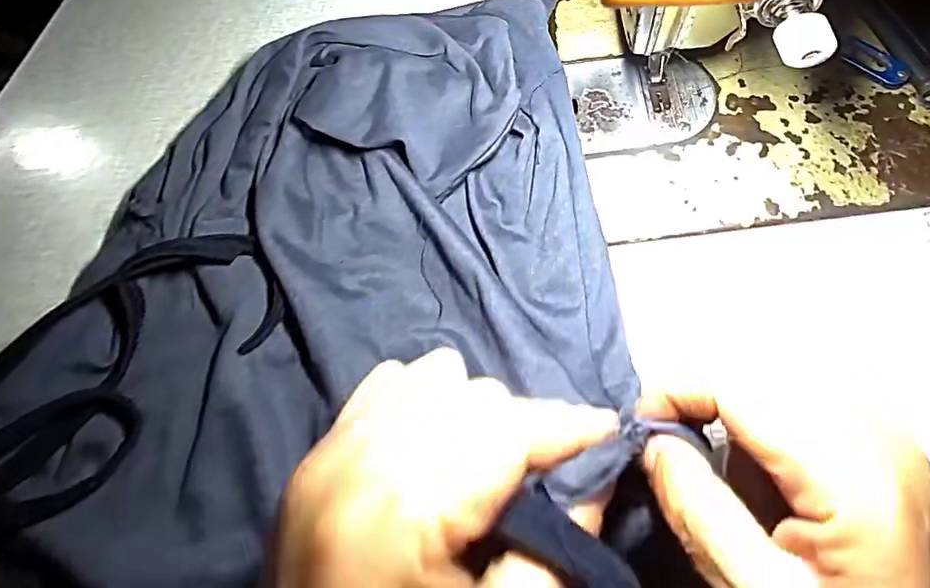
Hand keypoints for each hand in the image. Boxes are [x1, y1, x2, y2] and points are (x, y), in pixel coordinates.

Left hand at [272, 347, 619, 587]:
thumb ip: (554, 555)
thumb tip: (599, 472)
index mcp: (408, 507)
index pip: (509, 431)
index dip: (568, 425)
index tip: (609, 426)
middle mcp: (366, 456)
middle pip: (478, 397)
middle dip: (523, 426)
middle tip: (542, 468)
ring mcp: (335, 447)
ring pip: (438, 373)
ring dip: (474, 406)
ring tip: (481, 460)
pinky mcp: (320, 449)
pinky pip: (392, 380)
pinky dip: (425, 397)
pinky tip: (432, 444)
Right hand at [638, 386, 929, 587]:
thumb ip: (702, 513)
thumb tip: (656, 443)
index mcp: (858, 475)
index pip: (742, 387)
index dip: (678, 392)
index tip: (640, 421)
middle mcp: (883, 437)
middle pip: (761, 377)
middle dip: (709, 406)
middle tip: (672, 454)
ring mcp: (893, 438)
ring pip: (781, 384)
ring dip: (740, 418)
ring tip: (735, 490)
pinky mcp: (892, 448)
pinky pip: (809, 405)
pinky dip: (773, 431)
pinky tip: (774, 491)